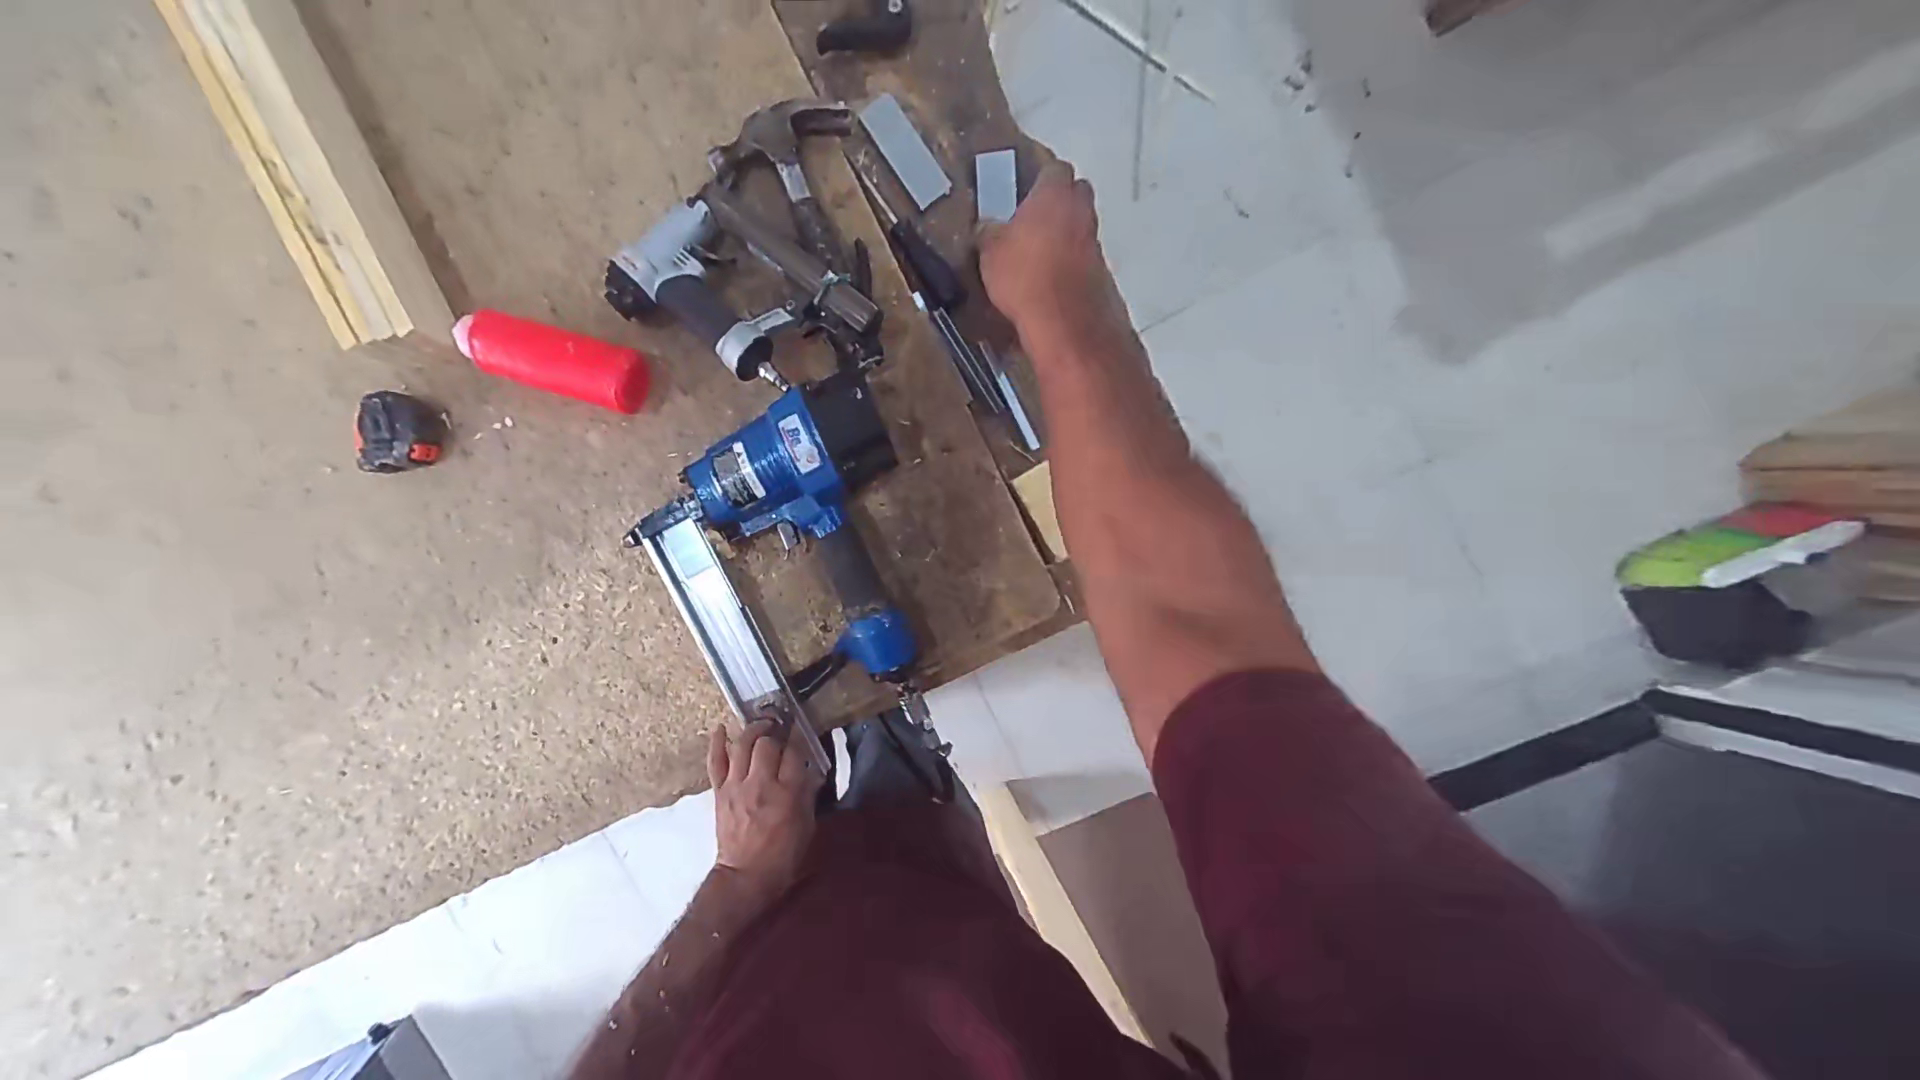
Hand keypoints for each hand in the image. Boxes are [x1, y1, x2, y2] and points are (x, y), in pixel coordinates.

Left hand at [707, 720, 825, 900]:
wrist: (746, 877)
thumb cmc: (783, 855)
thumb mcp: (807, 824)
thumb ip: (808, 793)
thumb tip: (810, 770)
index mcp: (787, 793)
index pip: (794, 752)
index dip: (798, 737)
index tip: (801, 732)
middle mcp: (761, 785)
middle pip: (767, 744)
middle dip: (776, 732)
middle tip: (781, 729)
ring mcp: (737, 786)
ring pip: (742, 745)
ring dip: (752, 730)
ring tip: (761, 725)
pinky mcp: (720, 792)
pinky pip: (715, 762)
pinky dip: (717, 743)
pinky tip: (721, 729)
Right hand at [979, 160, 1130, 344]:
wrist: (1066, 322)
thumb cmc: (1024, 275)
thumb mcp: (990, 252)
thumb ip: (989, 232)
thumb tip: (985, 227)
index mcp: (1055, 193)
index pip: (1054, 168)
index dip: (1039, 178)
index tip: (1024, 192)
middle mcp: (1083, 211)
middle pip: (1075, 194)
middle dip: (1059, 203)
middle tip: (1034, 221)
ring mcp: (1097, 243)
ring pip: (1081, 228)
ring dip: (1066, 237)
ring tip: (1040, 257)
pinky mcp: (1104, 275)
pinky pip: (1084, 260)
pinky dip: (1072, 266)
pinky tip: (1053, 283)